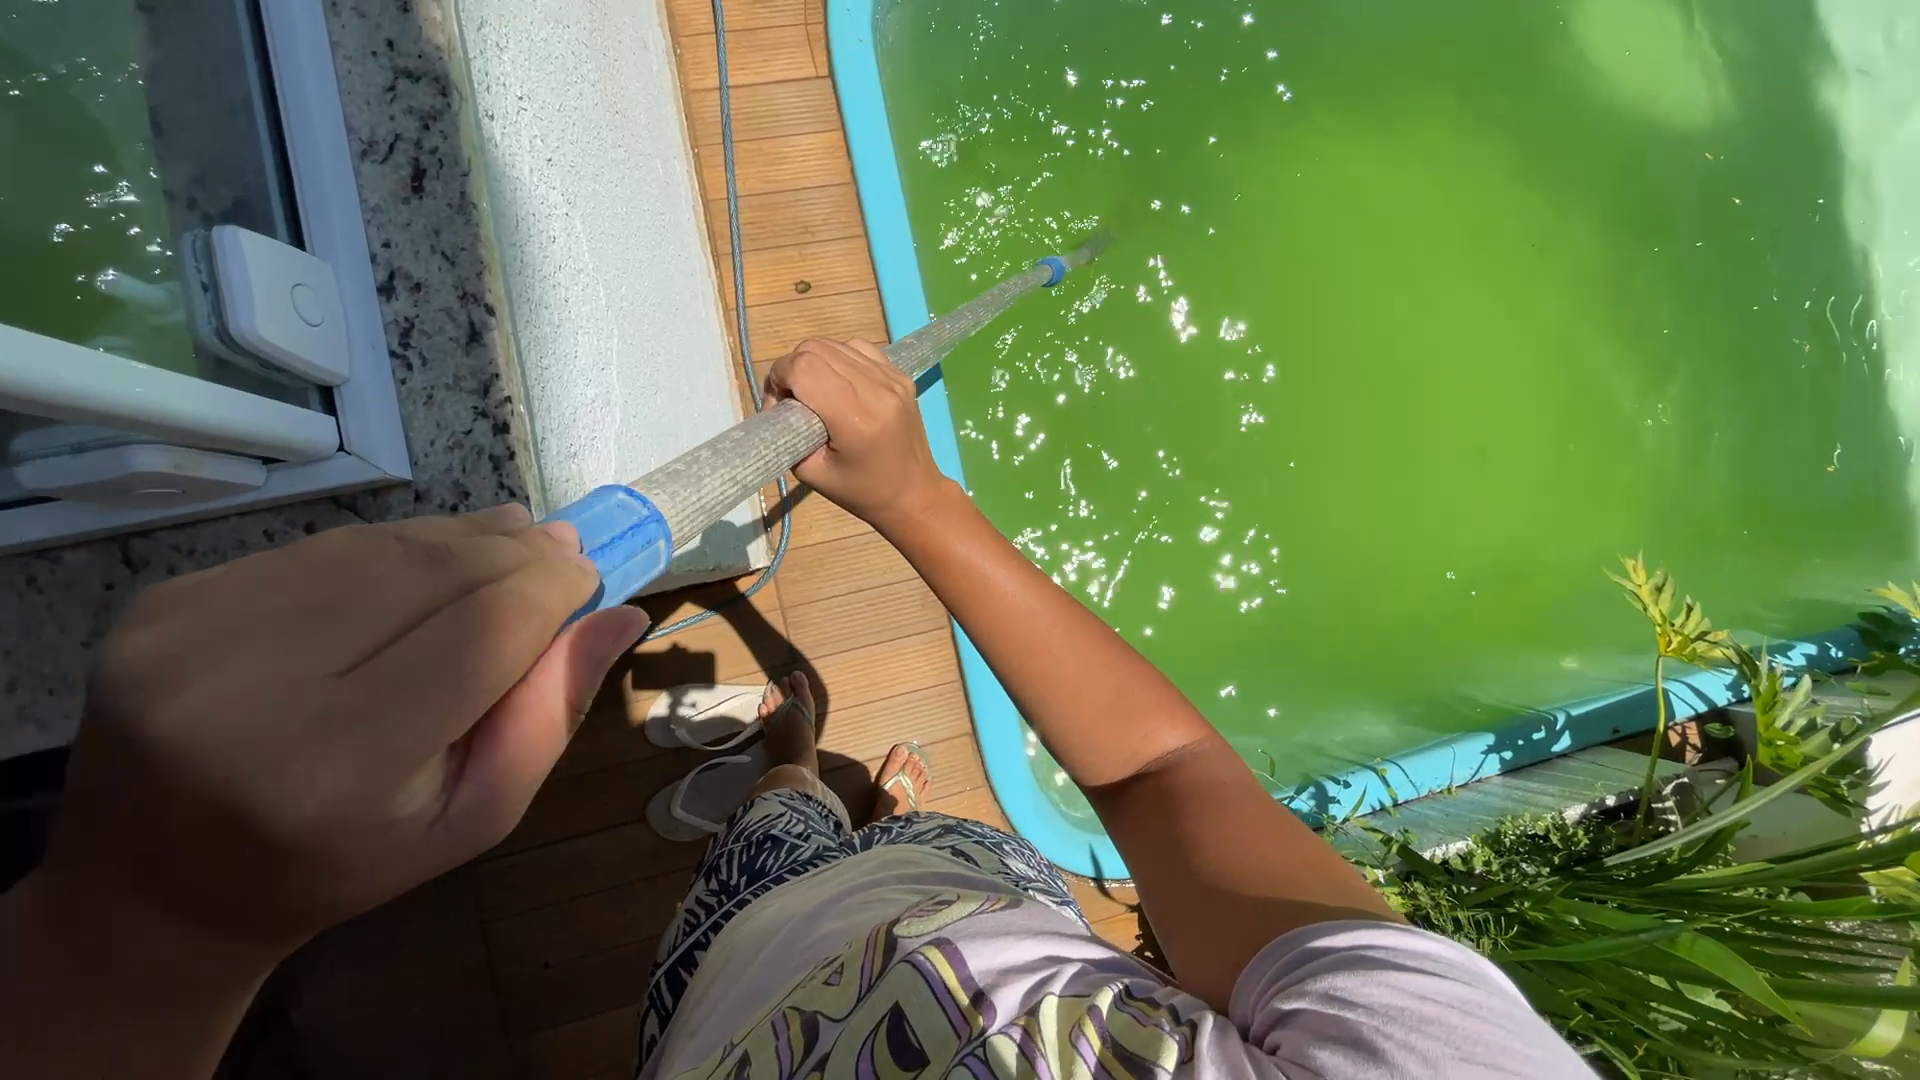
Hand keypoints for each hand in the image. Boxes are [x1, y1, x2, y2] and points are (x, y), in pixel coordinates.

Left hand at [42, 505, 649, 955]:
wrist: (164, 881)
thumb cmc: (351, 858)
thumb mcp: (479, 813)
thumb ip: (552, 712)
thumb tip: (621, 614)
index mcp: (336, 767)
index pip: (480, 631)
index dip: (550, 588)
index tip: (592, 575)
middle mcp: (246, 691)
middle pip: (430, 574)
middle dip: (515, 553)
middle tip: (564, 549)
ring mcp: (190, 636)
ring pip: (380, 547)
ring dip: (464, 538)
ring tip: (515, 541)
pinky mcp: (165, 601)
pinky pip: (325, 549)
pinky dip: (400, 545)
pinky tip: (435, 559)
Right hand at [765, 338, 954, 532]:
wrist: (914, 494)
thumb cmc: (862, 492)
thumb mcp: (813, 473)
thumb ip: (789, 433)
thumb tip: (778, 402)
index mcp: (854, 418)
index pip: (803, 367)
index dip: (779, 377)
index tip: (778, 402)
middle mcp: (876, 389)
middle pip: (815, 349)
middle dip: (793, 368)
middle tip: (793, 399)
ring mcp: (892, 378)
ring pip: (835, 344)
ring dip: (815, 362)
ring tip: (816, 392)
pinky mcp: (901, 375)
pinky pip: (859, 349)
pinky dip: (840, 360)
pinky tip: (841, 385)